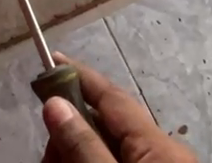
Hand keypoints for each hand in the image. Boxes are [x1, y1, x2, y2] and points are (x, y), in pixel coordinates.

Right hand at [40, 56, 193, 162]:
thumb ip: (84, 145)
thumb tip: (54, 103)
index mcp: (159, 144)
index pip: (112, 95)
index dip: (80, 75)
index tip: (51, 58)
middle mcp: (164, 151)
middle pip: (108, 123)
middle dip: (72, 128)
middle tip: (47, 150)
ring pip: (110, 146)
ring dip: (79, 150)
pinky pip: (119, 162)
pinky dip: (94, 160)